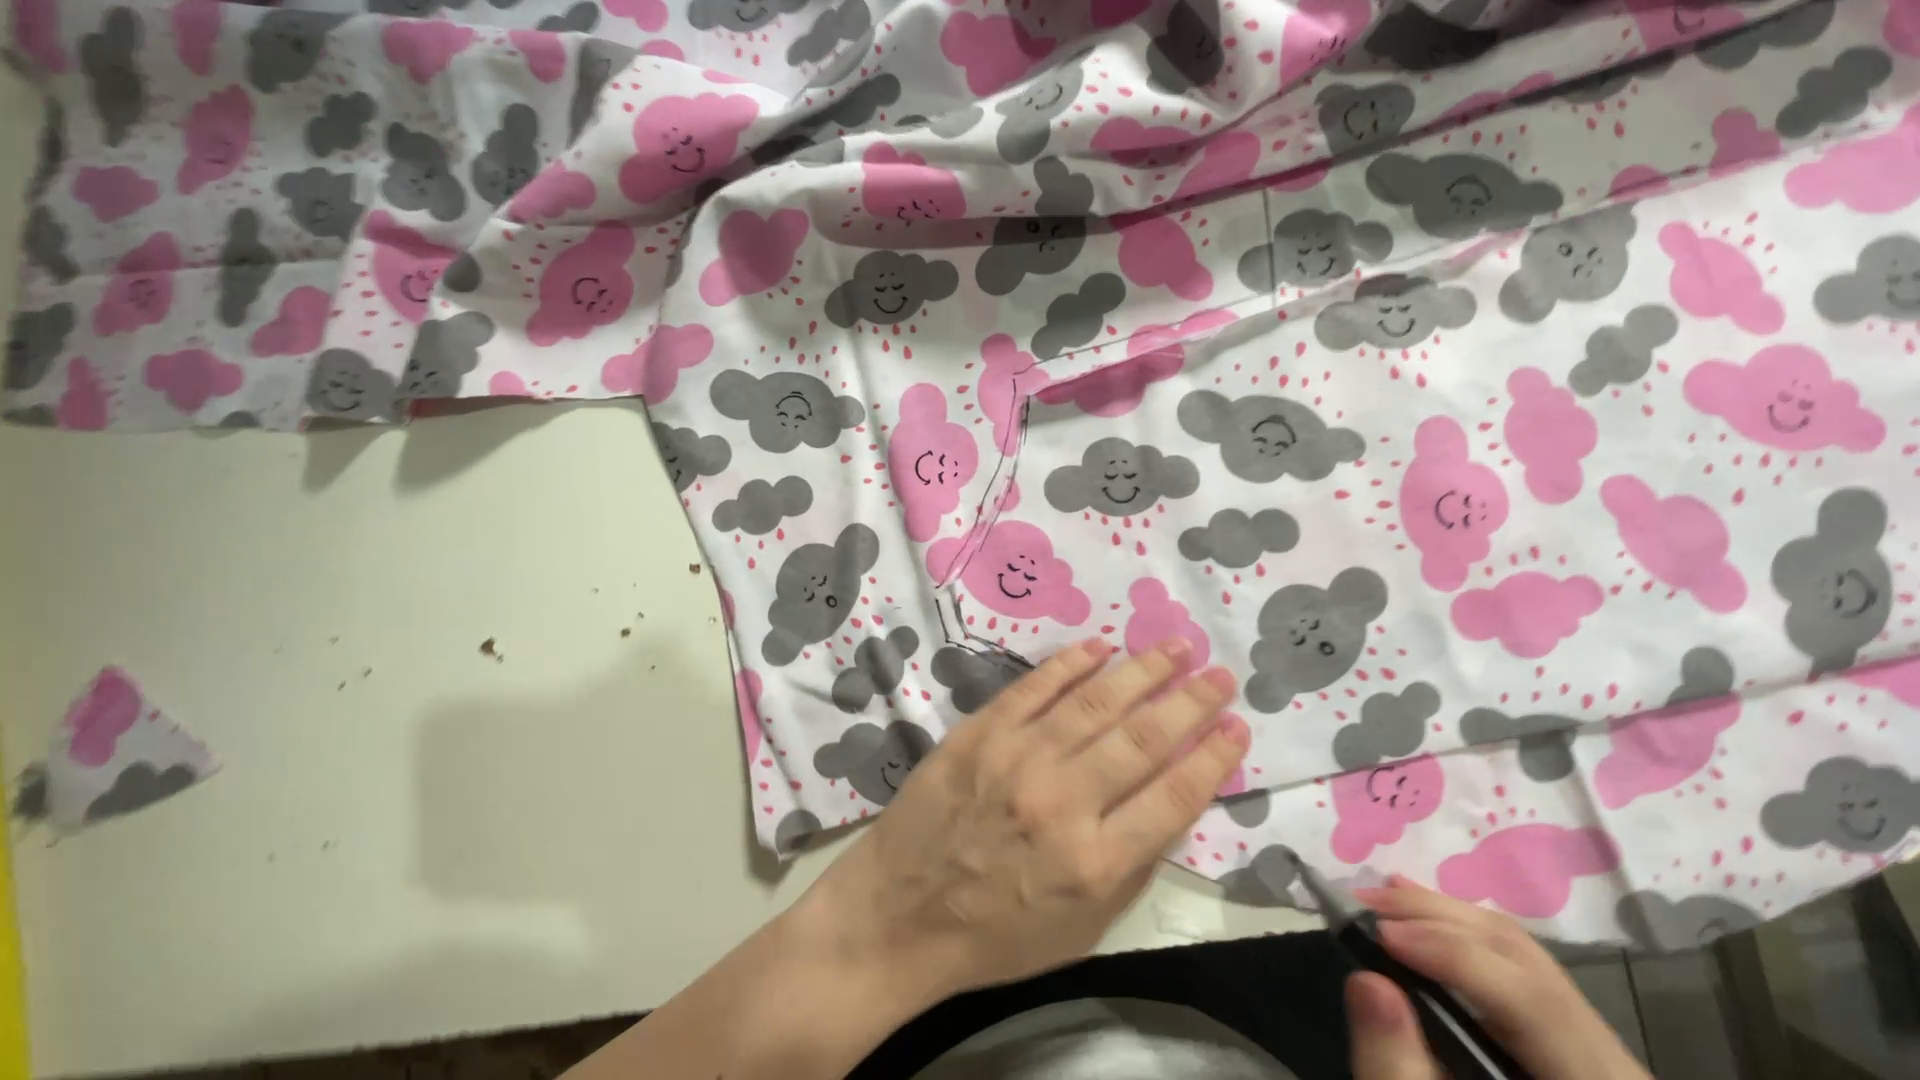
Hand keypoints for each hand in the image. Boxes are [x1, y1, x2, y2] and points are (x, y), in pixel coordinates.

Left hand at [797, 636, 1247, 1005]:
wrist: (898, 916)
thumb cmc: (996, 936)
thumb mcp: (1084, 928)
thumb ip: (1133, 865)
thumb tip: (1172, 801)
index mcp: (1096, 860)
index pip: (1176, 794)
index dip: (1214, 756)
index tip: (1237, 726)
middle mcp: (1063, 802)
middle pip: (1144, 738)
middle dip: (1191, 700)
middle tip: (1219, 673)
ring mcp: (1017, 760)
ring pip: (1096, 702)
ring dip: (1143, 670)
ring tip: (1176, 647)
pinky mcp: (978, 735)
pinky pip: (1035, 689)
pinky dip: (1071, 665)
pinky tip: (1101, 648)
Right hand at [1345, 878, 1652, 1079]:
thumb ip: (1399, 1067)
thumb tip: (1366, 979)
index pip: (1533, 1000)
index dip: (1455, 956)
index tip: (1377, 931)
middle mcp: (1613, 1063)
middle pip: (1528, 964)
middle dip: (1439, 922)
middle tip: (1363, 903)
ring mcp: (1597, 1050)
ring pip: (1524, 958)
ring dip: (1443, 920)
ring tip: (1376, 899)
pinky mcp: (1568, 1043)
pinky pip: (1520, 972)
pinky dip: (1460, 939)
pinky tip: (1416, 918)